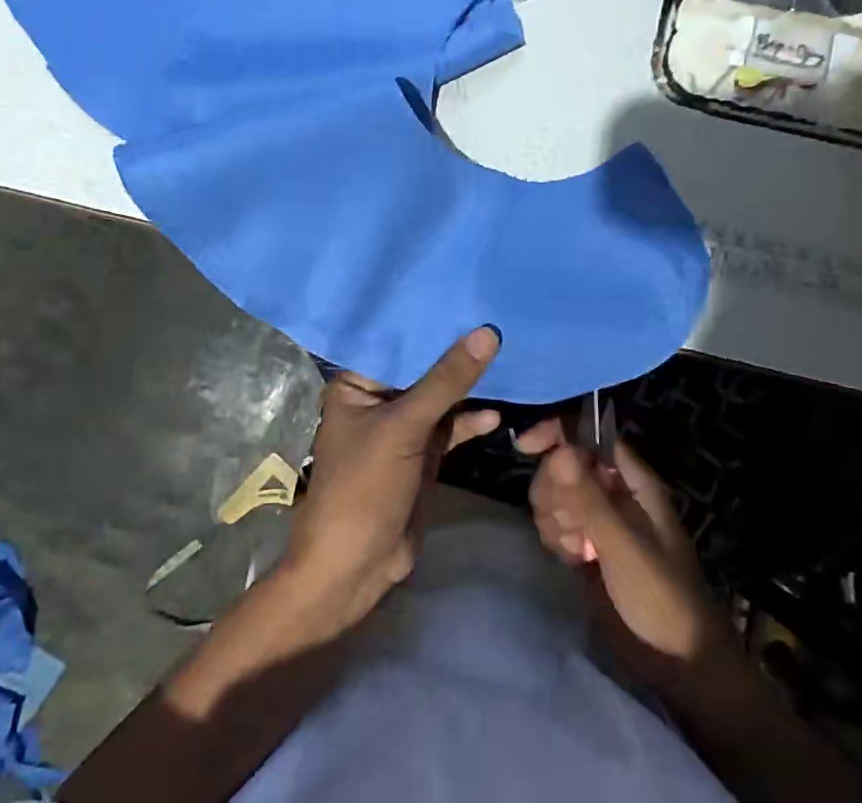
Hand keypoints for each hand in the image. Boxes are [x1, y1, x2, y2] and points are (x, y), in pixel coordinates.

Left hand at [280, 327, 502, 625]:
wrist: (356, 567)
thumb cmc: (363, 488)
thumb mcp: (404, 429)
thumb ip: (445, 382)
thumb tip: (486, 333)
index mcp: (354, 386)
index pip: (394, 342)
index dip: (428, 321)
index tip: (468, 293)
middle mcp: (376, 401)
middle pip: (420, 369)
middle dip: (455, 352)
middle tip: (497, 317)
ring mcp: (400, 430)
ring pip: (439, 399)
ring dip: (468, 388)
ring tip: (507, 359)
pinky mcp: (420, 455)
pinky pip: (449, 429)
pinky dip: (470, 423)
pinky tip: (497, 415)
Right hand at [516, 420, 732, 686]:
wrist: (676, 662)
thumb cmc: (661, 598)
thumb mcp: (625, 547)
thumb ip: (589, 499)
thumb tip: (558, 451)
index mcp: (633, 481)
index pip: (590, 436)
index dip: (558, 435)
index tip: (524, 447)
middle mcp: (614, 493)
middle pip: (563, 464)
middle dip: (555, 491)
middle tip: (573, 529)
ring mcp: (598, 520)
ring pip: (553, 494)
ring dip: (554, 518)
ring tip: (577, 551)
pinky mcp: (585, 545)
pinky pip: (554, 523)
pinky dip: (554, 537)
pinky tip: (571, 561)